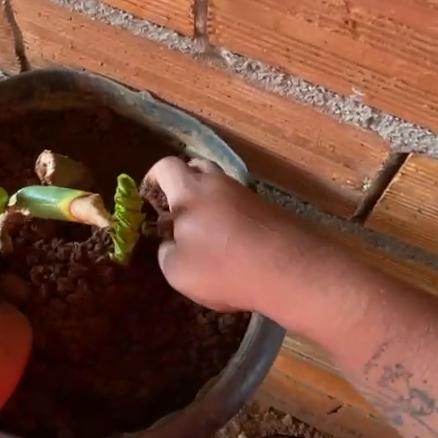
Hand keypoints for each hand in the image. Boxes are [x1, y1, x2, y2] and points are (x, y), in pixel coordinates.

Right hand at [143, 157, 320, 318]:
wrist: (289, 270)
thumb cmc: (223, 267)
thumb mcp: (177, 270)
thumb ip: (166, 252)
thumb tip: (170, 243)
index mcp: (190, 190)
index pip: (165, 166)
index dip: (152, 179)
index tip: (147, 200)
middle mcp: (219, 183)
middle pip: (196, 168)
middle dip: (182, 185)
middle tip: (175, 212)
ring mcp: (248, 195)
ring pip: (221, 188)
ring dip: (208, 204)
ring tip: (203, 235)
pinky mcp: (269, 210)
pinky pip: (240, 206)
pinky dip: (230, 218)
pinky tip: (231, 245)